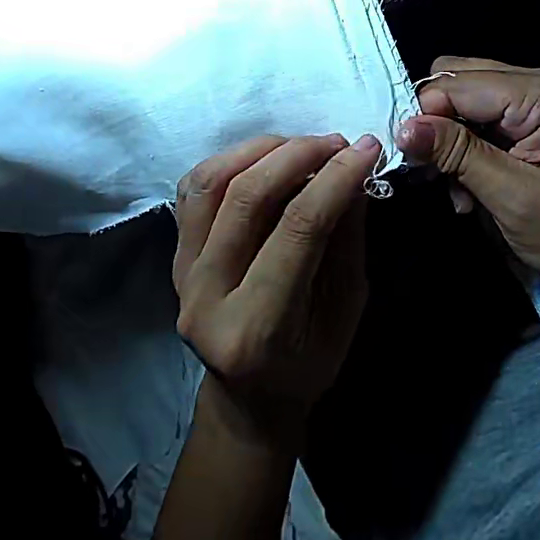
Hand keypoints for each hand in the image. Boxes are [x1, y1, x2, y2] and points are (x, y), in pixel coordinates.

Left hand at [171, 134, 374, 450]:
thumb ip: (346, 241)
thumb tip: (352, 173)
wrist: (247, 398)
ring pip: (211, 183)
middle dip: (298, 155)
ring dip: (261, 150)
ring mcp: (181, 273)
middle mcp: (207, 296)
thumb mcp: (345, 310)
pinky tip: (263, 157)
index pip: (297, 231)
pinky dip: (228, 160)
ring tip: (301, 144)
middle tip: (336, 142)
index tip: (366, 148)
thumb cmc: (307, 364)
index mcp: (257, 327)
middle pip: (247, 198)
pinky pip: (193, 189)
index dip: (334, 180)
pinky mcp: (173, 254)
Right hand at [395, 56, 539, 311]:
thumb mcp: (516, 200)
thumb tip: (402, 127)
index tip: (409, 161)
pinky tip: (474, 188)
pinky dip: (470, 148)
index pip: (457, 83)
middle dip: (436, 125)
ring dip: (452, 141)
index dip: (424, 117)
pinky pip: (486, 116)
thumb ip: (458, 155)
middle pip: (459, 80)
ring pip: (467, 98)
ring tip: (459, 193)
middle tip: (432, 174)